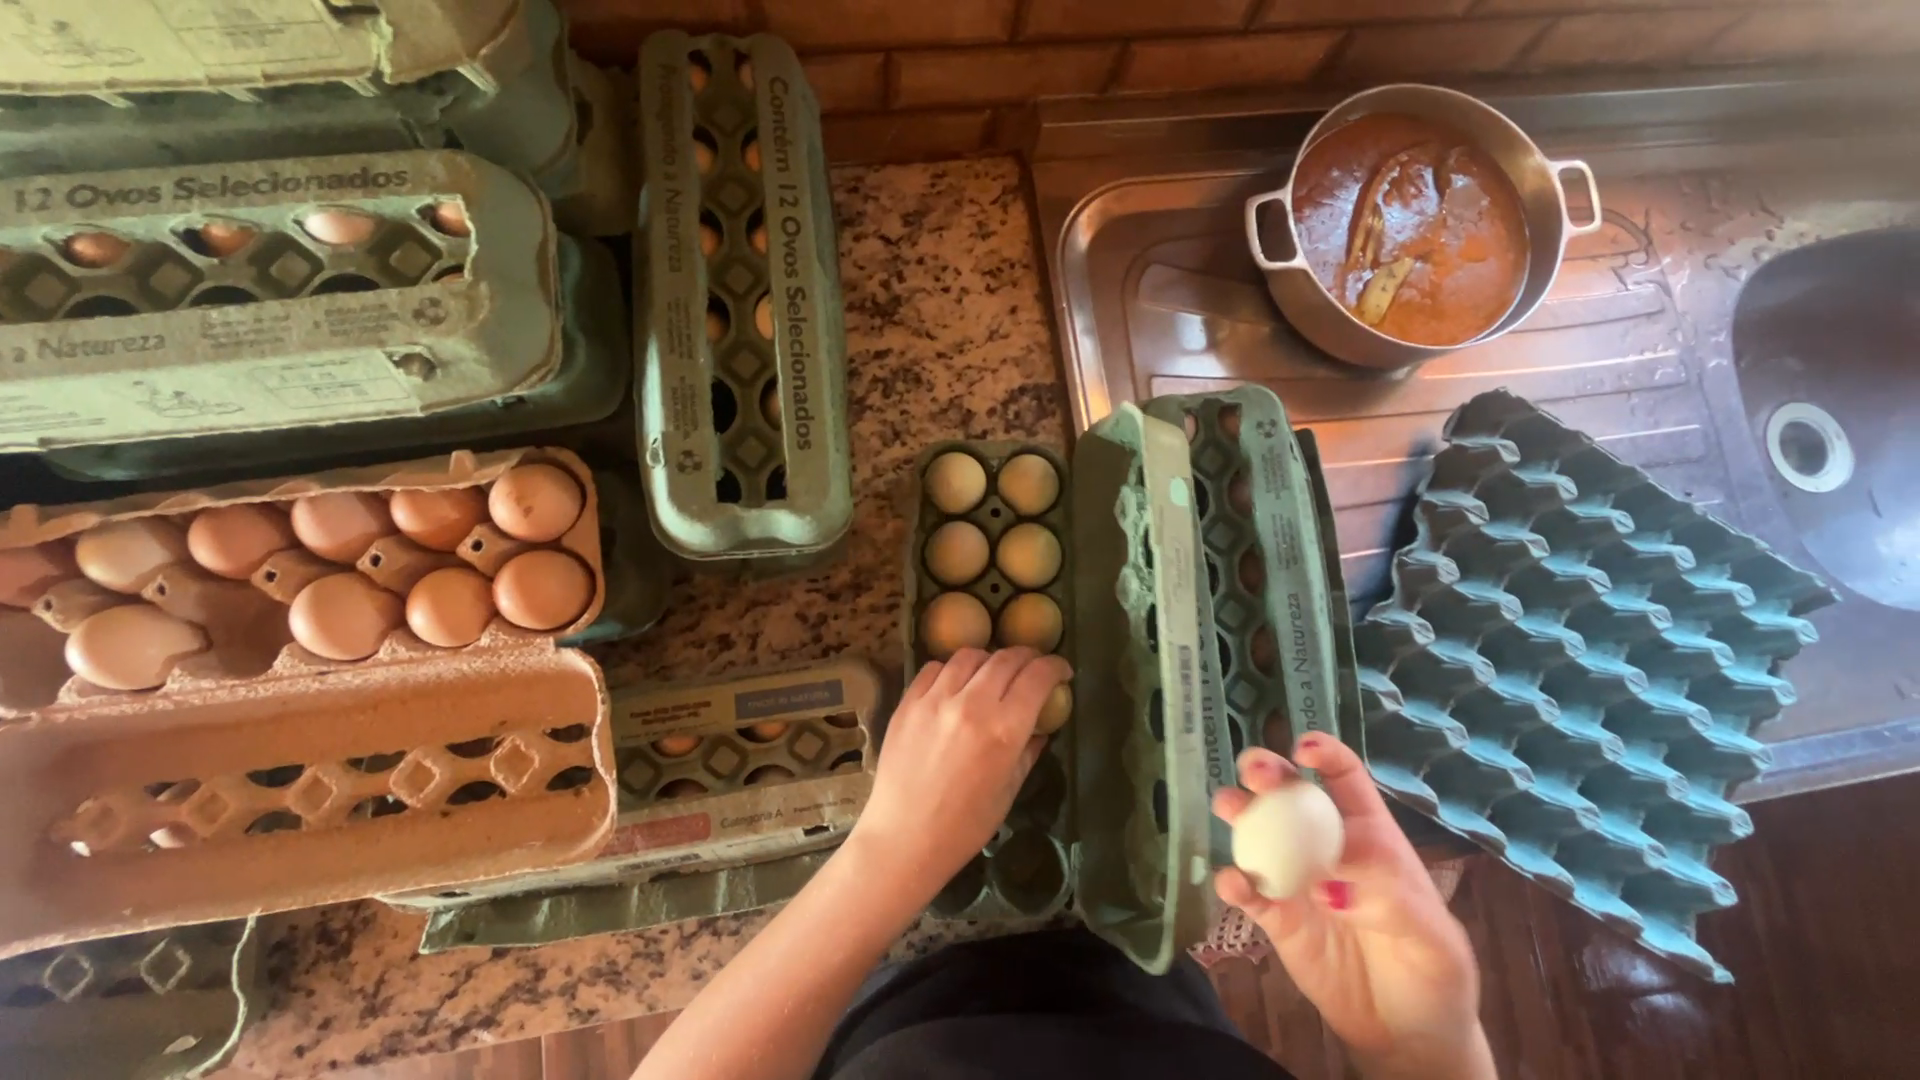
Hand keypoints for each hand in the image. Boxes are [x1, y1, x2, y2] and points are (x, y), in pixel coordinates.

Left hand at [849, 648, 1071, 899]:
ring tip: (993, 673)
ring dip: (990, 659)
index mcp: (1003, 730)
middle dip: (1028, 657)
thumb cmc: (963, 827)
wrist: (904, 839)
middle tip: (1033, 667)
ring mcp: (935, 700)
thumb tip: (1040, 729)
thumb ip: (1027, 752)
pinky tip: (956, 684)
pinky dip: (952, 669)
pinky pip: (934, 668)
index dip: (1055, 667)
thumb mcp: (1008, 792)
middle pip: (1006, 659)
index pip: (1037, 677)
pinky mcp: (908, 703)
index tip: (1062, 670)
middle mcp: (971, 704)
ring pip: (970, 656)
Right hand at [1213, 736, 1493, 1079]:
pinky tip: (1233, 884)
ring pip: (1257, 830)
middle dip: (1267, 771)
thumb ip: (1391, 901)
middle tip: (1256, 774)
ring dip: (1239, 812)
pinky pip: (1246, 890)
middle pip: (1289, 792)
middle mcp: (1324, 844)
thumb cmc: (1434, 973)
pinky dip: (1233, 882)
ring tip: (1230, 809)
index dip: (1325, 755)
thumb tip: (1330, 882)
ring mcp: (1294, 878)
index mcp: (1369, 834)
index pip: (1346, 779)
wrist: (1408, 1036)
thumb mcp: (1433, 938)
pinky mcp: (1274, 917)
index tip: (1303, 749)